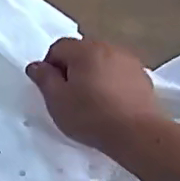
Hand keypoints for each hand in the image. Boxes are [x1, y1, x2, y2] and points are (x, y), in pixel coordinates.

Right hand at [24, 37, 164, 155]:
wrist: (136, 133)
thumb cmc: (90, 115)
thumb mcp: (56, 99)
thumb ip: (43, 78)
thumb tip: (36, 65)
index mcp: (85, 50)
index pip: (58, 47)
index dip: (49, 66)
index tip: (52, 88)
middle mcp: (109, 48)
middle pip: (81, 51)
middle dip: (71, 68)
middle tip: (68, 94)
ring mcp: (129, 61)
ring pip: (101, 61)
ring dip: (91, 74)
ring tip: (90, 99)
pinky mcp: (143, 77)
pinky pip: (117, 72)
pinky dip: (109, 81)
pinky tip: (109, 102)